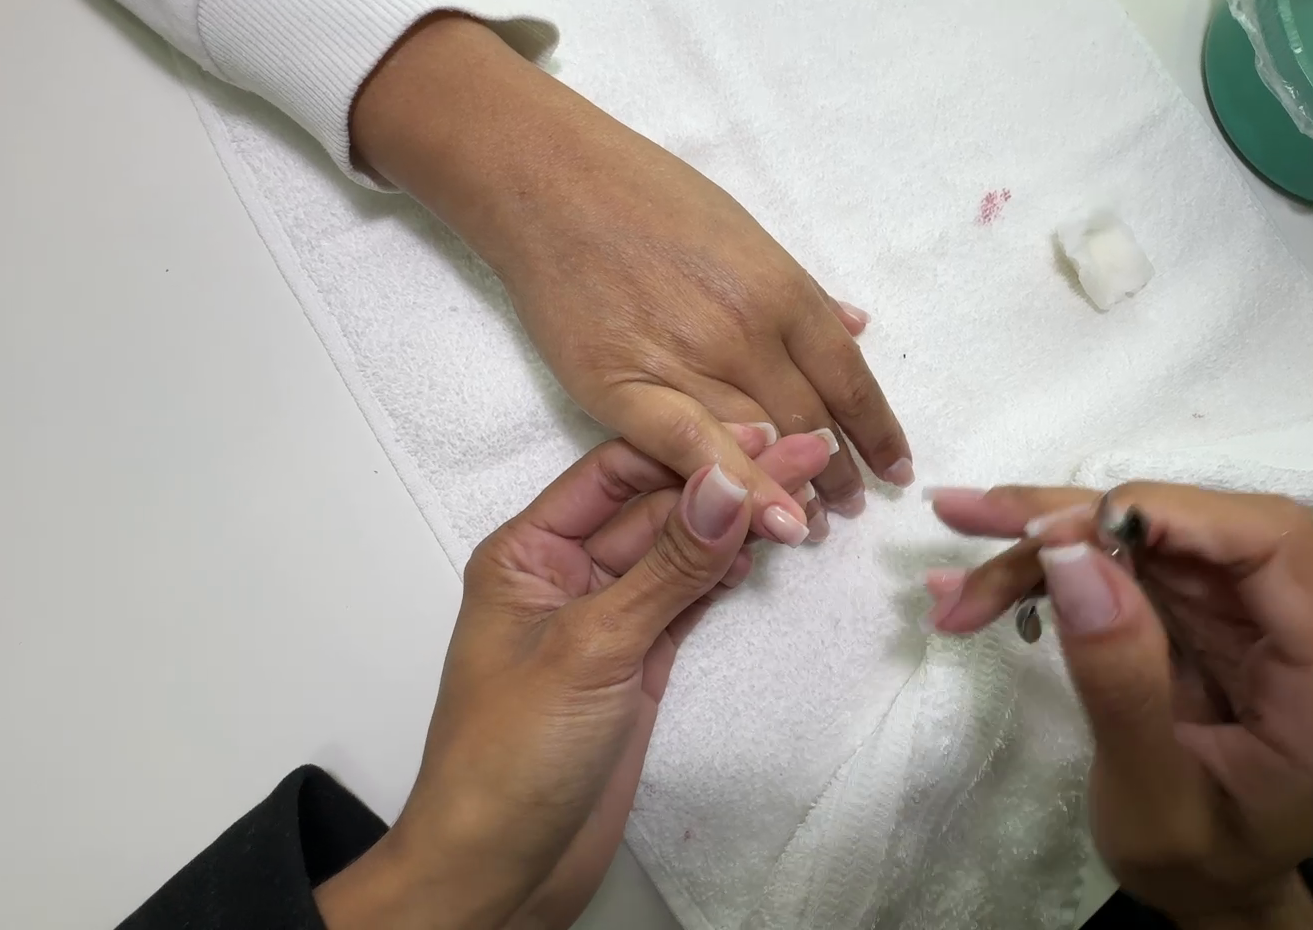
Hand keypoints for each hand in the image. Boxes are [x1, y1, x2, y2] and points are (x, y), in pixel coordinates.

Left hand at [315, 426, 833, 929]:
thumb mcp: (592, 647)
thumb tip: (733, 484)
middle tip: (808, 456)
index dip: (688, 450)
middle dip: (729, 486)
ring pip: (681, 550)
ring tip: (805, 499)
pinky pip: (689, 593)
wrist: (504, 877)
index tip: (762, 436)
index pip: (617, 473)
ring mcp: (611, 611)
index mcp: (531, 548)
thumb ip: (668, 565)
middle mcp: (570, 568)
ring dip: (737, 527)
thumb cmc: (515, 753)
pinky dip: (726, 572)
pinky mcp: (641, 652)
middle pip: (659, 509)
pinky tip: (762, 550)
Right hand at [353, 15, 911, 546]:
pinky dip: (738, 490)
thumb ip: (801, 290)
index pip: (850, 378)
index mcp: (782, 290)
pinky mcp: (627, 389)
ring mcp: (690, 362)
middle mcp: (749, 332)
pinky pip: (693, 449)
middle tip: (852, 506)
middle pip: (812, 420)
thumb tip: (858, 325)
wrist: (553, 185)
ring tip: (811, 524)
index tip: (894, 467)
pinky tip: (770, 522)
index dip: (879, 431)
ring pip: (762, 444)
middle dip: (839, 471)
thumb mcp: (745, 231)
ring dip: (795, 489)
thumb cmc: (651, 198)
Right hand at [926, 485, 1312, 928]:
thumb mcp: (1148, 798)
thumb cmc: (1195, 866)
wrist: (1213, 889)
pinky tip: (993, 580)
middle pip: (1194, 530)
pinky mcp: (1222, 609)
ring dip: (1048, 543)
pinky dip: (1059, 566)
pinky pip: (1138, 561)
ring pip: (1152, 537)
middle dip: (1071, 524)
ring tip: (962, 551)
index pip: (1272, 544)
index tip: (1052, 530)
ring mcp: (1270, 617)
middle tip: (973, 518)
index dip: (1164, 512)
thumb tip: (1069, 554)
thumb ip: (1119, 678)